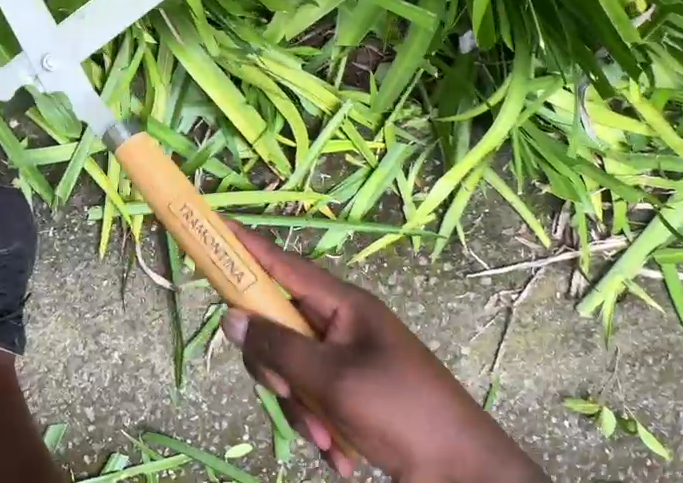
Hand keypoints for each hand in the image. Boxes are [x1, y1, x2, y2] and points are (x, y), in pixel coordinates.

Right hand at [222, 225, 549, 482]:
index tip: (210, 225)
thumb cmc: (405, 413)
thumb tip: (231, 317)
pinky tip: (340, 454)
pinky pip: (312, 397)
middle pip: (277, 325)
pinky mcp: (354, 395)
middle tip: (284, 391)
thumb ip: (276, 347)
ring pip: (290, 367)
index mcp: (344, 305)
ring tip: (326, 439)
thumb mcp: (332, 380)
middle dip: (275, 366)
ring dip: (299, 406)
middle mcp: (342, 326)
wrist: (471, 479)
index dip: (244, 244)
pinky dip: (319, 424)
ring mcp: (348, 361)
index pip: (281, 263)